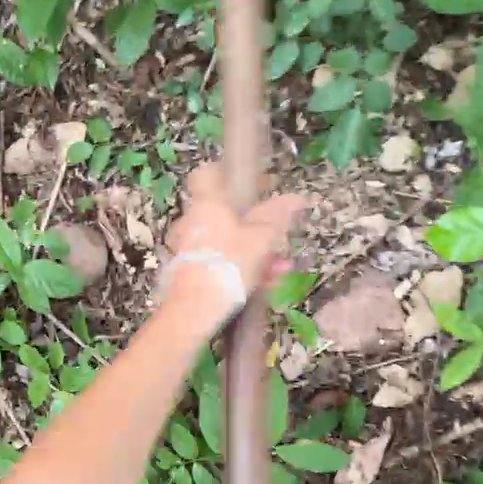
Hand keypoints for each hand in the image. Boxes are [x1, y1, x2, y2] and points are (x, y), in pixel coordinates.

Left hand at [166, 162, 306, 287]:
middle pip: (224, 214)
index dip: (226, 173)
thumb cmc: (227, 265)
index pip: (206, 174)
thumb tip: (296, 198)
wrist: (192, 310)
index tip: (250, 184)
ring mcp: (185, 248)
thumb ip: (278, 215)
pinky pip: (217, 262)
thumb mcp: (261, 238)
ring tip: (279, 269)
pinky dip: (240, 269)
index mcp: (206, 205)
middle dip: (255, 227)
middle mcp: (190, 222)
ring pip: (225, 242)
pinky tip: (264, 285)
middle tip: (278, 238)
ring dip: (255, 253)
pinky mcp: (185, 271)